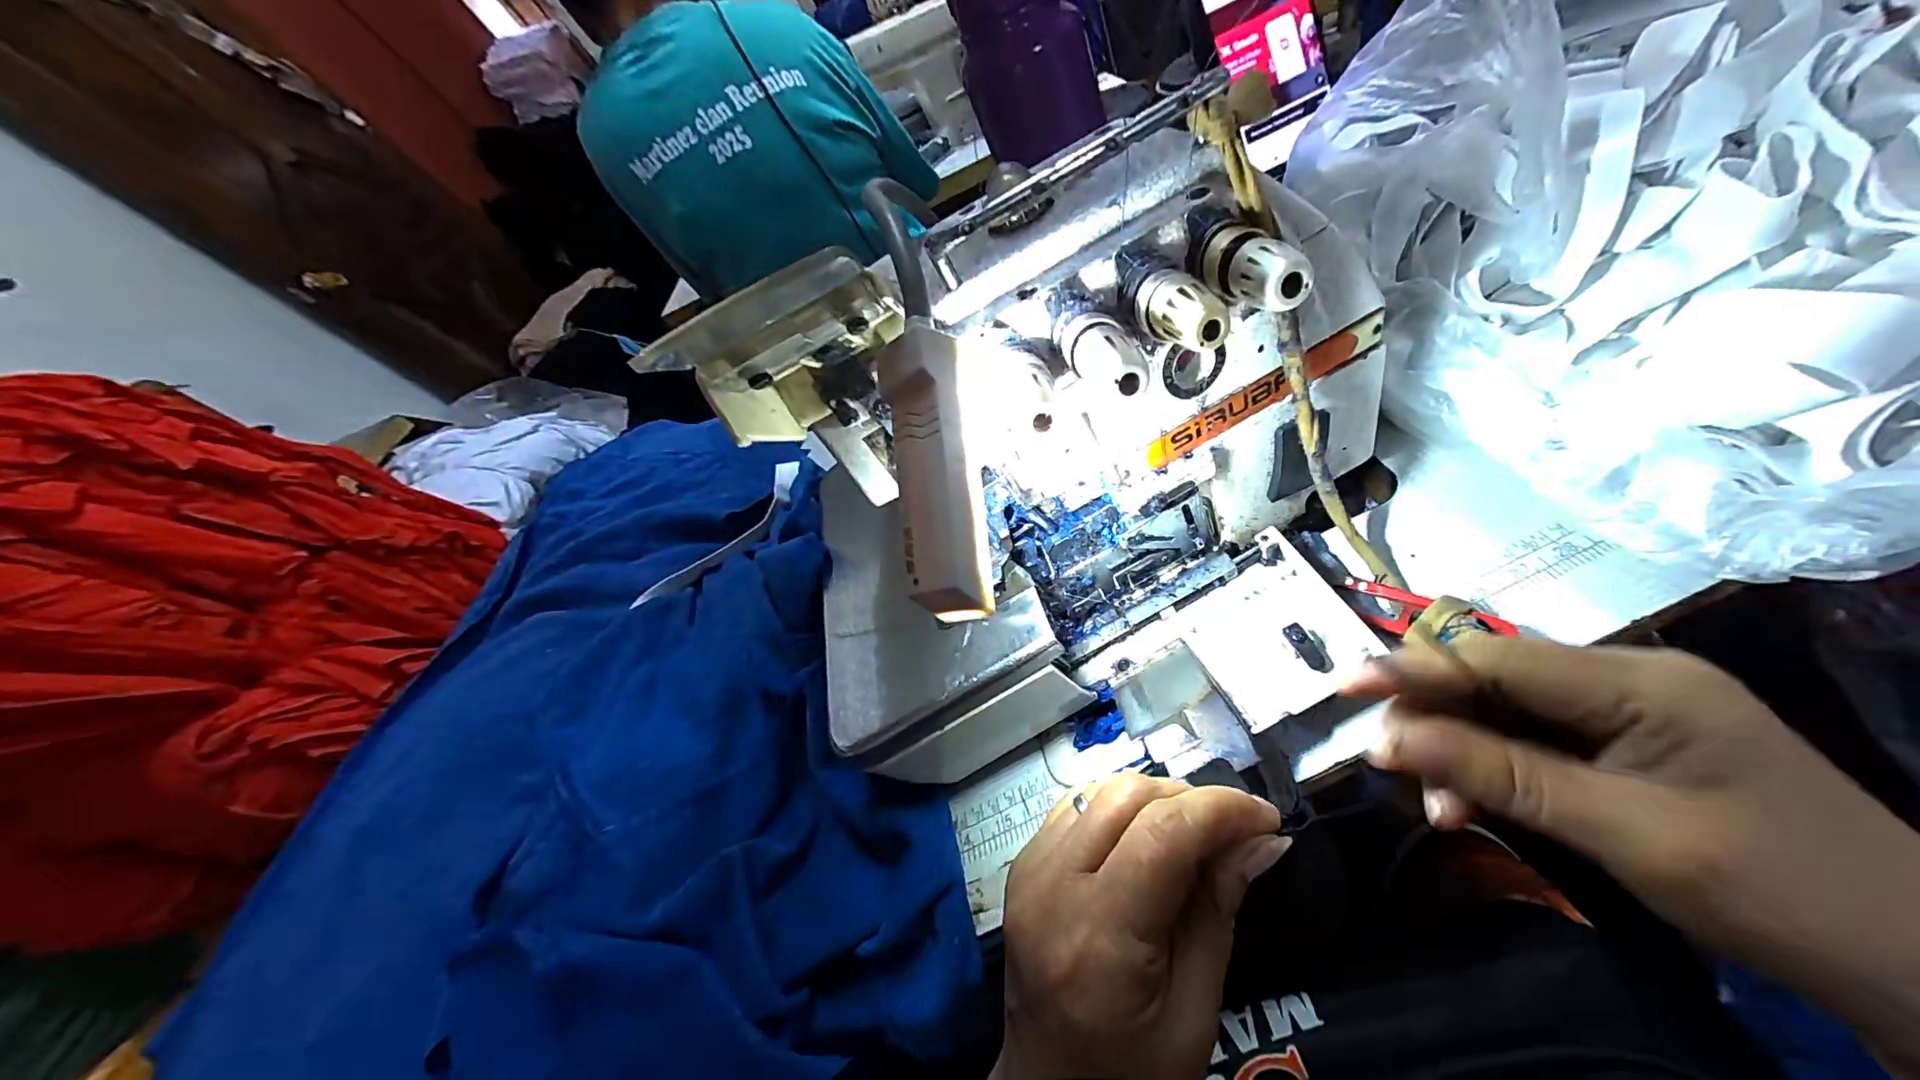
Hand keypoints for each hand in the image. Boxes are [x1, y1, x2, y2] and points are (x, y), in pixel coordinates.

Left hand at [992, 774, 1287, 1079]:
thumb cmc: (1131, 1069)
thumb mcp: (1194, 1010)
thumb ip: (1219, 912)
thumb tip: (1262, 840)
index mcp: (1097, 931)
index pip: (1162, 832)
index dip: (1221, 810)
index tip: (1266, 819)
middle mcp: (1050, 883)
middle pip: (1126, 796)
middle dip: (1190, 799)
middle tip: (1234, 832)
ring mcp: (1028, 867)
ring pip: (1099, 791)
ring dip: (1154, 798)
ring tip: (1195, 835)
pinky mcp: (1022, 864)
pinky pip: (1076, 808)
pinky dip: (1118, 809)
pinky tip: (1146, 839)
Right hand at [1345, 636, 1919, 1073]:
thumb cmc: (1782, 891)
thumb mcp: (1628, 833)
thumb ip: (1500, 775)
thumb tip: (1387, 738)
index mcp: (1639, 680)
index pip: (1493, 656)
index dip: (1412, 668)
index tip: (1342, 685)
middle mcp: (1627, 680)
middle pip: (1492, 680)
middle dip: (1433, 720)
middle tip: (1391, 767)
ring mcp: (1630, 714)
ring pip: (1504, 713)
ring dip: (1459, 754)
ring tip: (1441, 809)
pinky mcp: (1629, 749)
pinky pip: (1534, 744)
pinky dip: (1492, 772)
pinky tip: (1472, 806)